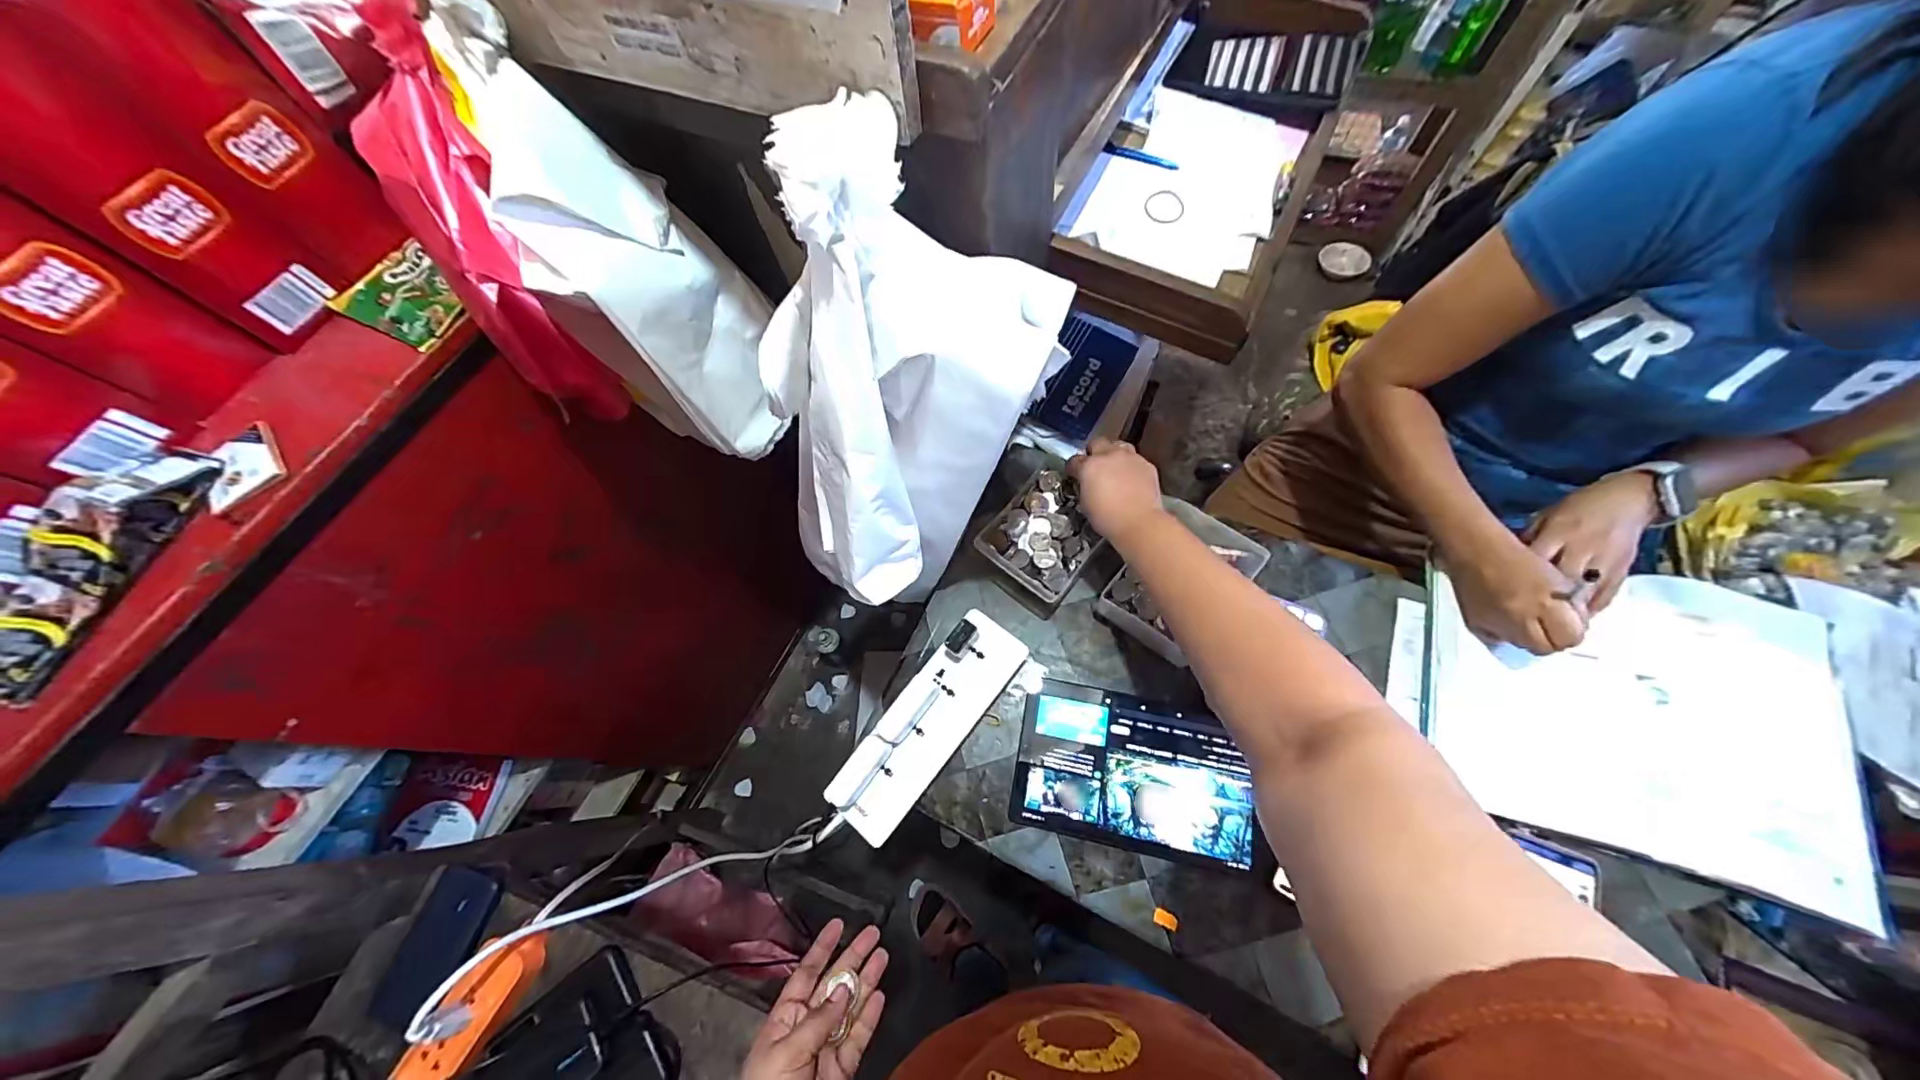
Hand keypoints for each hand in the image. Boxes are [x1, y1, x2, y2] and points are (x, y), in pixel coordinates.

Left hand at [740, 920, 887, 1079]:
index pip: (806, 973)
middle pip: (833, 985)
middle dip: (853, 958)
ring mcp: (826, 1049)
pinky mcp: (842, 1070)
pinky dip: (871, 1017)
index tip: (838, 925)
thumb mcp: (785, 1053)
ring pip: (851, 1008)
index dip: (822, 948)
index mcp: (784, 1019)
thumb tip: (841, 992)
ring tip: (882, 956)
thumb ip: (816, 1022)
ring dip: (867, 981)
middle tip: (872, 934)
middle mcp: (807, 1029)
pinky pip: (859, 1038)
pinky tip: (880, 996)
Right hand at [1067, 438, 1166, 543]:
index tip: (1075, 472)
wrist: (1139, 523)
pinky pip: (1136, 459)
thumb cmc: (1110, 518)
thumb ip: (1084, 486)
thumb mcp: (1085, 503)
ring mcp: (1130, 458)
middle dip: (1094, 452)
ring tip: (1114, 467)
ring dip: (1114, 454)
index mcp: (1089, 466)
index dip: (1074, 467)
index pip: (1075, 460)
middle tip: (1094, 465)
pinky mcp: (1146, 465)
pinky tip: (1130, 478)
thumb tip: (1086, 484)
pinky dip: (1131, 466)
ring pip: (1119, 446)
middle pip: (1097, 443)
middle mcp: (1109, 456)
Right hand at [1446, 534, 1589, 654]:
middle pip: (1546, 648)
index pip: (1570, 638)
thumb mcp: (1556, 576)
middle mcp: (1518, 621)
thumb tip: (1575, 622)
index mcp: (1543, 605)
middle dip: (1552, 637)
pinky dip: (1506, 632)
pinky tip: (1505, 615)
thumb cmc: (1517, 555)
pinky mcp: (1475, 625)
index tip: (1570, 617)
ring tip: (1526, 614)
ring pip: (1523, 645)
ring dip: (1529, 635)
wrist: (1470, 549)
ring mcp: (1494, 626)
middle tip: (1551, 619)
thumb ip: (1570, 603)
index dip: (1574, 629)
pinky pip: (1499, 639)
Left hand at [1523, 471, 1658, 614]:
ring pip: (1583, 594)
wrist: (1630, 499)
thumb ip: (1530, 539)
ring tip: (1547, 624)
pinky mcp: (1623, 572)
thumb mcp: (1546, 517)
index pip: (1536, 560)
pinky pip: (1605, 598)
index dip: (1521, 578)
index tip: (1504, 592)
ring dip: (1566, 612)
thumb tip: (1510, 562)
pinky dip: (1588, 610)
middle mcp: (1583, 549)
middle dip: (1543, 600)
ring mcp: (1606, 562)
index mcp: (1560, 533)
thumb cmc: (1579, 507)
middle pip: (1560, 582)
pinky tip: (1573, 621)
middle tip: (1525, 616)